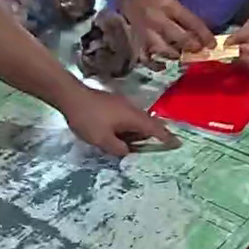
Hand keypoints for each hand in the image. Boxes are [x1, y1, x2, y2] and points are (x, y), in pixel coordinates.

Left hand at [61, 85, 179, 156]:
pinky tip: (116, 134)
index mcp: (133, 118)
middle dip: (150, 136)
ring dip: (135, 133)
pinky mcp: (112, 103)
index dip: (167, 138)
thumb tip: (128, 151)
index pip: (155, 129)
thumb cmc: (89, 119)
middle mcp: (131, 108)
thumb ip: (118, 149)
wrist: (70, 96)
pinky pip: (126, 117)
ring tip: (128, 145)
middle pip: (147, 124)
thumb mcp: (103, 140)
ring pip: (135, 120)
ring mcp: (121, 103)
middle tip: (149, 148)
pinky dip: (126, 127)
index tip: (178, 143)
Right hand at [120, 0, 215, 63]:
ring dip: (176, 55)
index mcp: (169, 8)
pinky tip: (163, 66)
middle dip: (191, 46)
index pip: (190, 21)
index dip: (204, 34)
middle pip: (178, 38)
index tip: (213, 45)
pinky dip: (156, 65)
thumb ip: (187, 19)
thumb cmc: (156, 2)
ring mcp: (147, 35)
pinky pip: (147, 60)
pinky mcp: (138, 44)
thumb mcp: (174, 4)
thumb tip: (203, 37)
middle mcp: (158, 22)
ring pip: (164, 50)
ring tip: (181, 56)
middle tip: (198, 51)